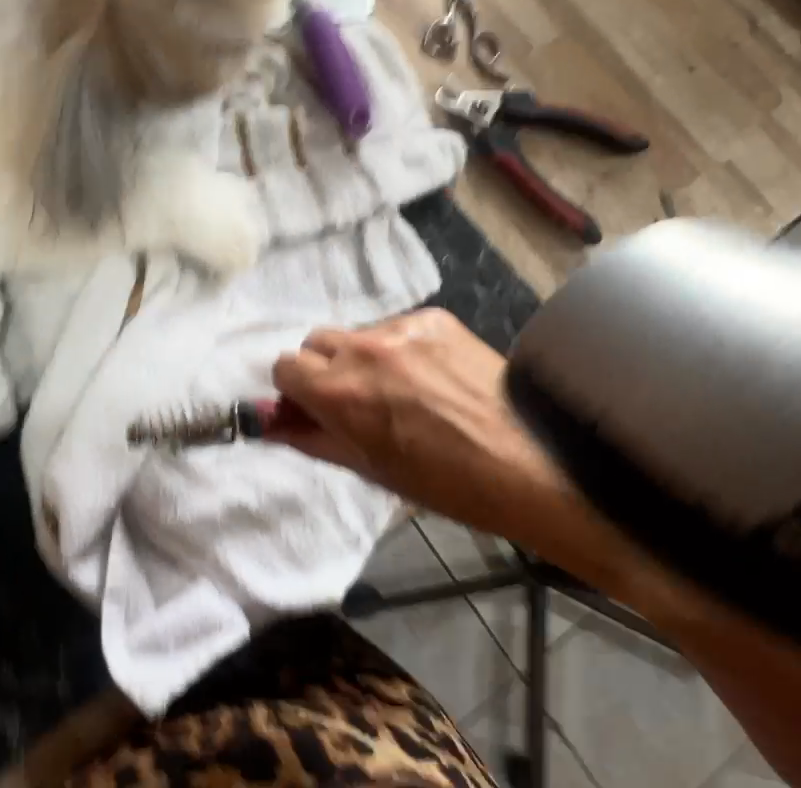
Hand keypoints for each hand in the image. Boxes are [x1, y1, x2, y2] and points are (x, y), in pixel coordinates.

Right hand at [267, 309, 541, 525]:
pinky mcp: (435, 318)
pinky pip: (398, 327)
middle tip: (355, 399)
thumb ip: (311, 437)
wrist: (529, 462)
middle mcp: (363, 348)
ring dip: (363, 356)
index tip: (314, 406)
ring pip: (358, 333)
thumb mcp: (368, 468)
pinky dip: (402, 348)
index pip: (284, 366)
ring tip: (402, 389)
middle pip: (316, 342)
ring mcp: (402, 327)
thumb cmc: (443, 482)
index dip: (295, 389)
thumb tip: (271, 423)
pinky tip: (432, 376)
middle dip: (324, 368)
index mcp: (339, 390)